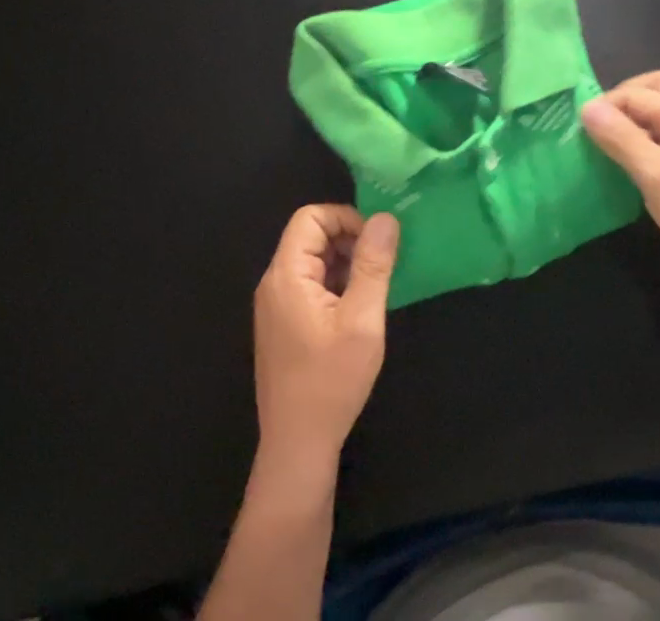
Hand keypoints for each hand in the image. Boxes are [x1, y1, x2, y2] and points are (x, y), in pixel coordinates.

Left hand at [253, 205, 397, 466]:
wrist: (298, 442)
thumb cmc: (331, 381)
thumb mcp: (362, 320)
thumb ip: (373, 266)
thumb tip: (385, 219)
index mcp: (286, 275)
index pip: (310, 217)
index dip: (346, 219)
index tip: (378, 243)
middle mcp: (274, 283)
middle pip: (309, 237)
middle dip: (349, 241)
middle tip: (384, 268)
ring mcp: (276, 305)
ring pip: (312, 262)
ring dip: (346, 265)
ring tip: (376, 291)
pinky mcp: (283, 324)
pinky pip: (309, 286)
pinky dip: (336, 286)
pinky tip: (360, 311)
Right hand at [580, 71, 659, 290]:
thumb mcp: (656, 175)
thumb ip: (621, 138)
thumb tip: (587, 106)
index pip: (637, 92)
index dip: (605, 105)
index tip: (579, 132)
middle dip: (626, 98)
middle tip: (600, 126)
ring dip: (637, 122)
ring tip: (610, 147)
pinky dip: (648, 143)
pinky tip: (634, 168)